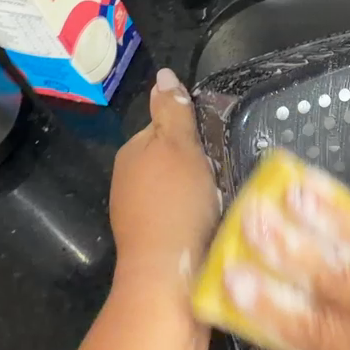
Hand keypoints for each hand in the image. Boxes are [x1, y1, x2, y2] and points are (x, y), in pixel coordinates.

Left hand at [110, 68, 218, 290]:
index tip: (216, 144)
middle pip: (172, 157)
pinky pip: (178, 214)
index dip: (194, 132)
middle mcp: (127, 180)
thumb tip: (163, 74)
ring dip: (198, 190)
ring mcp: (136, 212)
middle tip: (222, 171)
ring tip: (221, 198)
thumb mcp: (181, 147)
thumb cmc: (177, 203)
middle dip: (197, 162)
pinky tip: (210, 223)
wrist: (167, 275)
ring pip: (176, 188)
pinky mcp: (151, 239)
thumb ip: (173, 111)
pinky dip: (194, 215)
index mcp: (132, 152)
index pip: (166, 125)